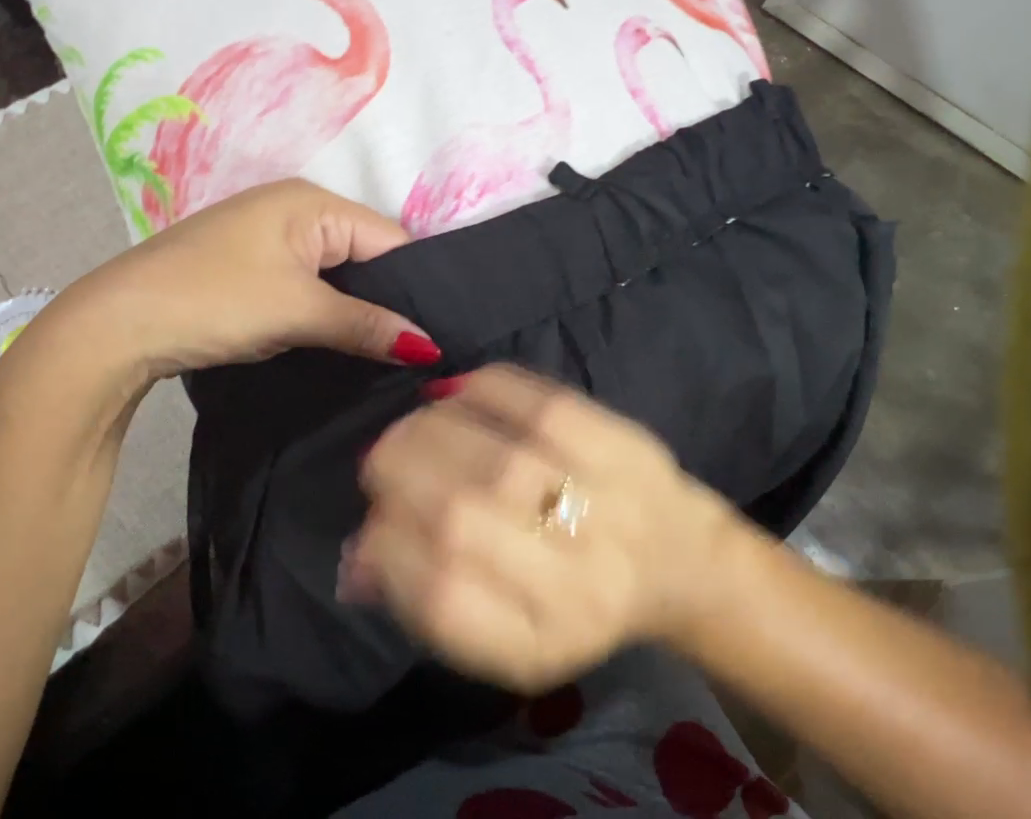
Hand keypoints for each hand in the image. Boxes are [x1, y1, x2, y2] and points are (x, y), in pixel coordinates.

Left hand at [64, 180, 439, 378]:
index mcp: (312, 202)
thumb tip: (430, 345)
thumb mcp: (299, 311)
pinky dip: (325, 311)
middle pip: (365, 254)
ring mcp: (268, 237)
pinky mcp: (250, 267)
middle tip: (421, 352)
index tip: (441, 336)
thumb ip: (367, 325)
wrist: (119, 322)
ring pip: (336, 273)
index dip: (417, 286)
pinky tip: (341, 343)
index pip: (390, 239)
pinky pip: (307, 284)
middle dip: (389, 300)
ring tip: (391, 354)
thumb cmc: (215, 300)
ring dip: (356, 310)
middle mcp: (294, 208)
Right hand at [344, 365, 746, 693]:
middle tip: (379, 461)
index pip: (441, 596)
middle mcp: (577, 584)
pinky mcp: (626, 449)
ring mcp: (607, 510)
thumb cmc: (572, 603)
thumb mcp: (502, 635)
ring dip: (431, 431)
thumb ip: (424, 603)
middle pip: (461, 518)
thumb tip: (352, 561)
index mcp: (540, 641)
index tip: (372, 527)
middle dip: (397, 475)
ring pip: (497, 459)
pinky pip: (542, 405)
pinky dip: (484, 390)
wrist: (677, 563)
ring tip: (412, 429)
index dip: (386, 550)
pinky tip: (456, 395)